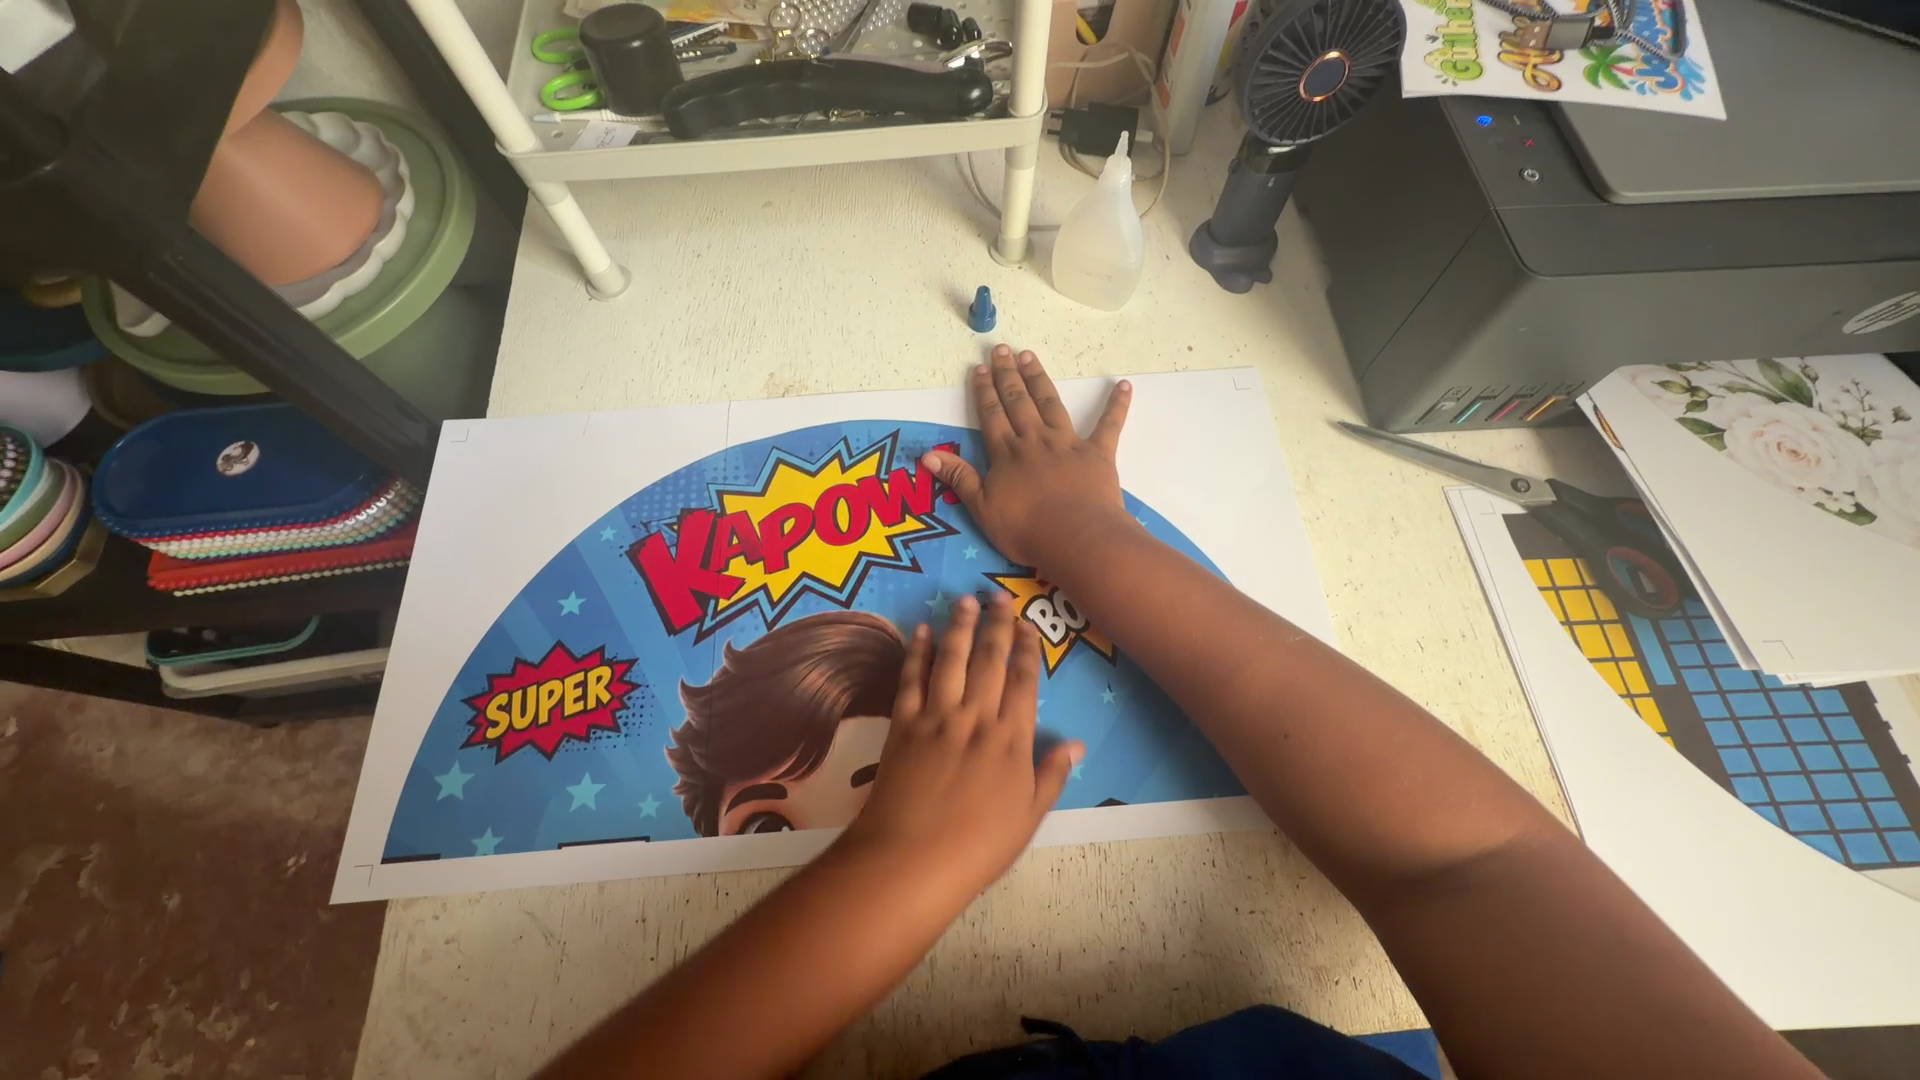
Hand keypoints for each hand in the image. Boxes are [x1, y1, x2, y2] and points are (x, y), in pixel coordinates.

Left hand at [837, 592, 1081, 898]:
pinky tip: (921, 631)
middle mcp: (976, 717)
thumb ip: (1051, 775)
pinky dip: (917, 652)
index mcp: (1012, 739)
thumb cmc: (978, 847)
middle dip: (996, 624)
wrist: (911, 860)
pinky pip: (911, 679)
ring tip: (965, 599)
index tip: (1028, 625)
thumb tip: (1077, 743)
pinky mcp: (903, 724)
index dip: (1027, 650)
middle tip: (997, 594)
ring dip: (959, 626)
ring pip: (951, 659)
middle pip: (989, 660)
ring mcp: (937, 717)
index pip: (1024, 682)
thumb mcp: (1028, 817)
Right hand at [921, 345, 1138, 573]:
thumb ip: (958, 478)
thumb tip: (927, 455)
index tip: (979, 368)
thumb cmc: (1025, 530)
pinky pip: (1109, 425)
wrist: (1075, 538)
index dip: (984, 392)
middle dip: (1008, 375)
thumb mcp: (982, 508)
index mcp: (1007, 454)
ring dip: (1039, 379)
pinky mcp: (1098, 454)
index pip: (991, 416)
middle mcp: (1035, 440)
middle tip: (1002, 349)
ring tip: (1030, 356)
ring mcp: (1068, 444)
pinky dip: (1117, 405)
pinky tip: (1123, 385)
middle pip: (1018, 402)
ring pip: (1051, 404)